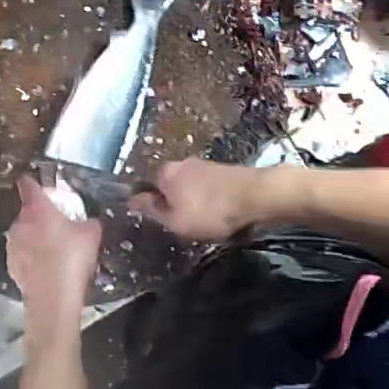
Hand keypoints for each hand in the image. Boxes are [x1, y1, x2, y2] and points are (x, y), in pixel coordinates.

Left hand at [7, 177, 102, 343]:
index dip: (31, 181)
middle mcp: (20, 223)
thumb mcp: (92, 233)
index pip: (28, 186)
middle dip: (40, 216)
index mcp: (37, 209)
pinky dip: (32, 257)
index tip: (34, 180)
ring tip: (54, 248)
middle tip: (58, 223)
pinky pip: (22, 254)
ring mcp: (12, 246)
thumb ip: (89, 222)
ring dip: (34, 237)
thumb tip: (90, 221)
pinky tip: (47, 266)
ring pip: (23, 234)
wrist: (53, 297)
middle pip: (27, 212)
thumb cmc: (72, 257)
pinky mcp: (11, 267)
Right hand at [129, 159, 273, 240]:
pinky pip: (209, 188)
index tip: (163, 222)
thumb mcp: (176, 220)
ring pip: (191, 187)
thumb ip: (153, 210)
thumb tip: (132, 200)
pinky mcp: (224, 170)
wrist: (256, 196)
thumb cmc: (211, 211)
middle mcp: (183, 163)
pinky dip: (211, 200)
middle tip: (185, 225)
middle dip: (176, 204)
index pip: (148, 187)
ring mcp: (206, 164)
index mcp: (166, 172)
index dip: (153, 206)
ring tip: (206, 222)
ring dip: (195, 203)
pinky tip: (220, 213)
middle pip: (171, 186)